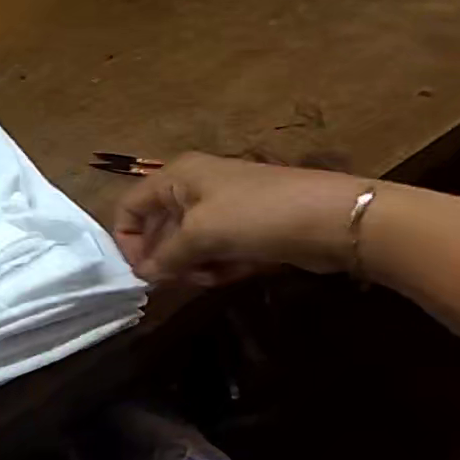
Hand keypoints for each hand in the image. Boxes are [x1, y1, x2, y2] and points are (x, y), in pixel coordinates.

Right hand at [111, 153, 372, 284]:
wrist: (332, 219)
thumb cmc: (255, 215)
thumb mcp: (201, 233)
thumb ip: (165, 256)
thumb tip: (143, 275)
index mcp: (177, 176)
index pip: (131, 206)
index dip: (127, 240)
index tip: (141, 273)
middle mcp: (194, 188)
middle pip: (158, 227)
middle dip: (164, 258)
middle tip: (176, 282)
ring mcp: (221, 208)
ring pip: (187, 244)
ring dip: (192, 266)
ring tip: (209, 278)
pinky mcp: (245, 229)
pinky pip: (215, 250)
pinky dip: (216, 266)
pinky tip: (229, 275)